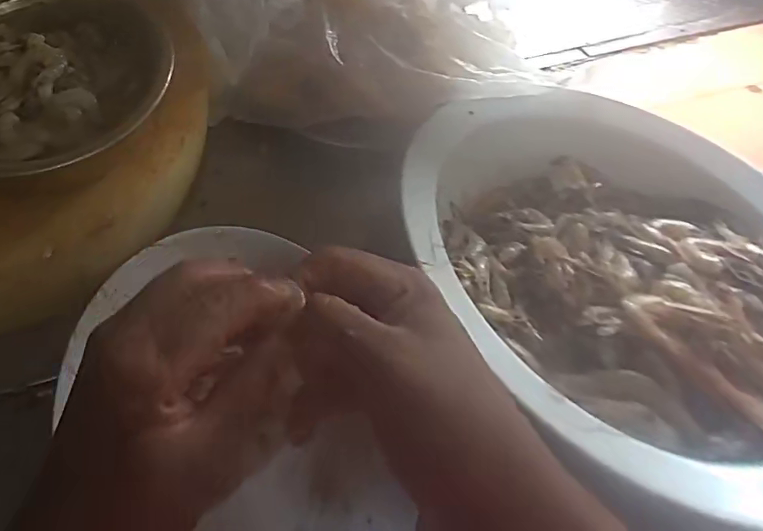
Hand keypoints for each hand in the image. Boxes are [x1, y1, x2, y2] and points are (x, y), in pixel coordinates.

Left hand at [13, 260, 305, 530]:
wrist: (70, 527)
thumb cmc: (139, 508)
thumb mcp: (207, 465)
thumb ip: (254, 398)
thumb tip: (296, 340)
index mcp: (145, 356)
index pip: (215, 300)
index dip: (264, 293)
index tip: (307, 298)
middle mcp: (122, 326)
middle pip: (192, 278)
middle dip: (245, 283)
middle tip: (289, 305)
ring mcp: (111, 330)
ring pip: (177, 285)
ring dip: (223, 290)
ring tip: (267, 316)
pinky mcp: (110, 342)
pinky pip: (164, 303)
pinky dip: (201, 304)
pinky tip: (228, 334)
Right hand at [291, 247, 622, 530]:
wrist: (496, 500)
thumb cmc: (441, 413)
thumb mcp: (383, 357)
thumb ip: (332, 317)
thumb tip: (289, 296)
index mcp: (398, 287)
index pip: (331, 262)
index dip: (298, 282)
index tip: (266, 316)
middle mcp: (389, 310)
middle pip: (325, 302)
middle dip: (295, 331)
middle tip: (268, 363)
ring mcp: (385, 352)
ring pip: (325, 343)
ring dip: (301, 370)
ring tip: (279, 401)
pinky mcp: (380, 390)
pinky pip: (336, 379)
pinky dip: (315, 397)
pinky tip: (297, 425)